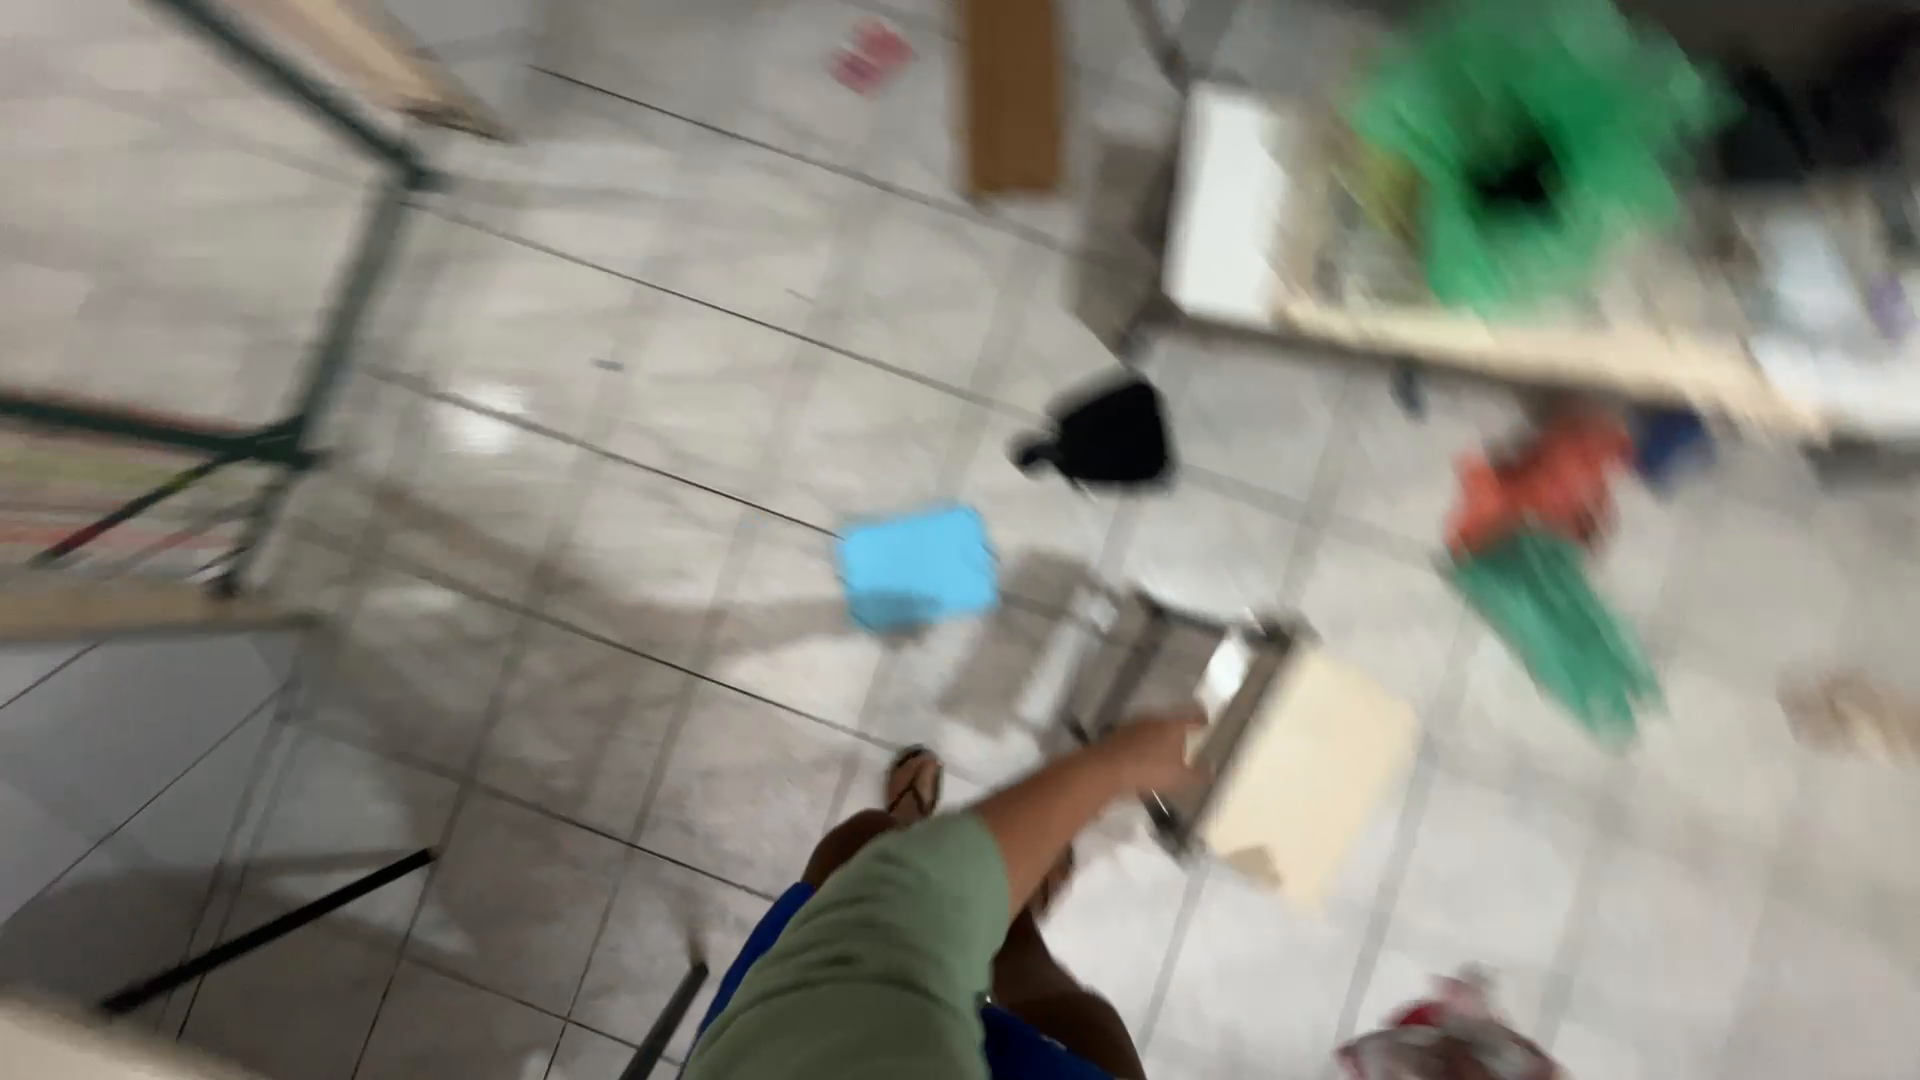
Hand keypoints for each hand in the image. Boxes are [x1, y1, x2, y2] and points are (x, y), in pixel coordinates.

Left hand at [1090, 705, 1211, 793]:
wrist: (1108, 767)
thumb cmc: (1150, 770)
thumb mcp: (1180, 778)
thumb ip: (1199, 774)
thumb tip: (1213, 768)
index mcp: (1173, 725)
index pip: (1192, 716)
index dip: (1200, 719)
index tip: (1206, 721)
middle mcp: (1154, 718)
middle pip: (1171, 720)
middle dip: (1177, 730)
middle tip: (1184, 740)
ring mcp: (1134, 723)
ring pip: (1152, 727)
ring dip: (1158, 737)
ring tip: (1163, 751)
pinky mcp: (1118, 732)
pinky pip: (1137, 736)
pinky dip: (1142, 743)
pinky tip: (1142, 756)